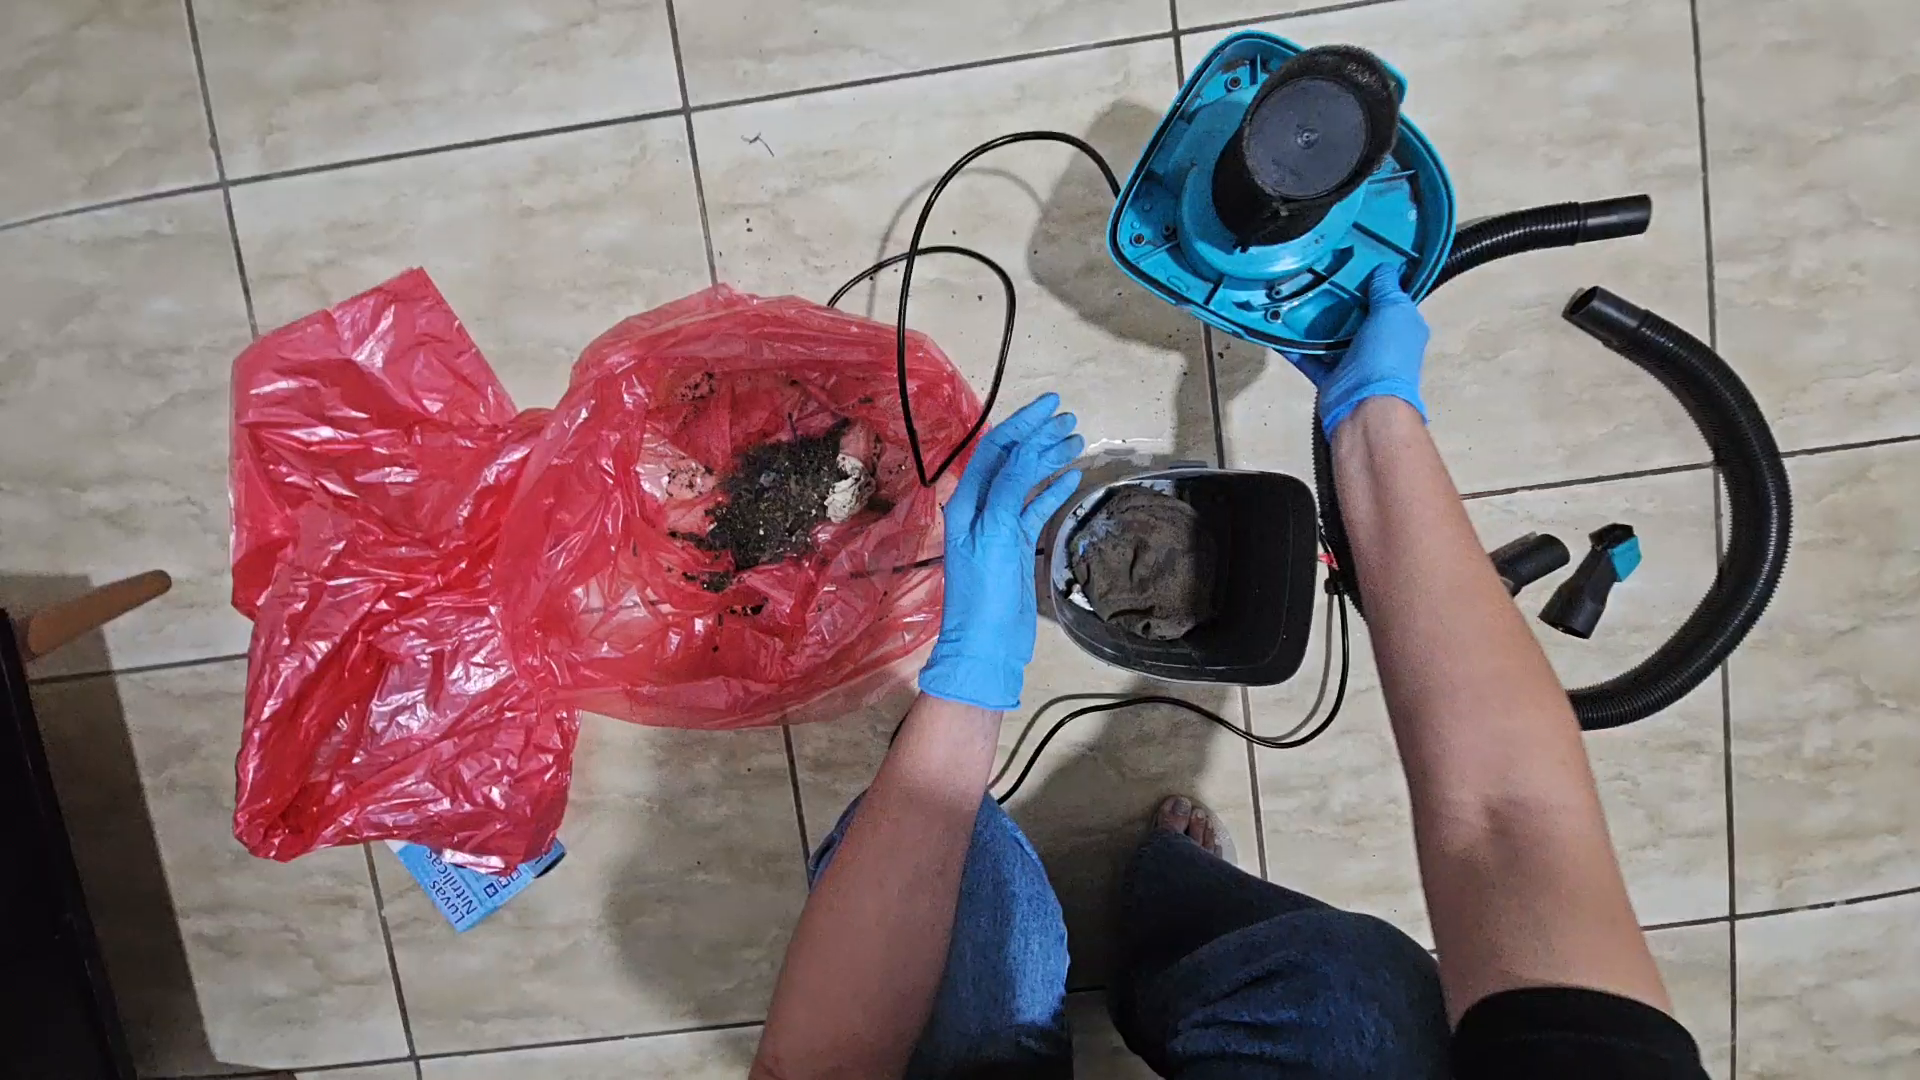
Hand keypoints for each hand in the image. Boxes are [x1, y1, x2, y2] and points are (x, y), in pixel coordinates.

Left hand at [919, 394, 1083, 710]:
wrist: (987, 644)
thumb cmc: (984, 591)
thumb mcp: (994, 534)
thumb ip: (1010, 489)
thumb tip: (1028, 447)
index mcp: (966, 501)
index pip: (994, 450)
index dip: (1021, 425)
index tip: (1051, 406)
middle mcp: (980, 507)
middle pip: (1010, 460)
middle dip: (1037, 436)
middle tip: (1069, 419)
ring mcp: (999, 526)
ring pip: (1025, 481)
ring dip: (1048, 459)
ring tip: (1076, 440)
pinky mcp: (1016, 544)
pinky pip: (1035, 508)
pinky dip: (1052, 490)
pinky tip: (1071, 476)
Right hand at [1295, 263, 1430, 436]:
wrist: (1364, 404)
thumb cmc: (1385, 355)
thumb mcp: (1394, 311)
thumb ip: (1387, 289)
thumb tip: (1384, 268)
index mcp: (1400, 325)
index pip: (1388, 298)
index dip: (1373, 279)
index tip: (1353, 259)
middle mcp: (1378, 342)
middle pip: (1355, 315)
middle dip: (1339, 298)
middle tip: (1317, 274)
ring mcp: (1351, 360)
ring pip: (1330, 335)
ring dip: (1313, 321)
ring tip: (1294, 298)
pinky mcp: (1328, 376)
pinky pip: (1308, 357)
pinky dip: (1294, 346)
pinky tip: (1278, 331)